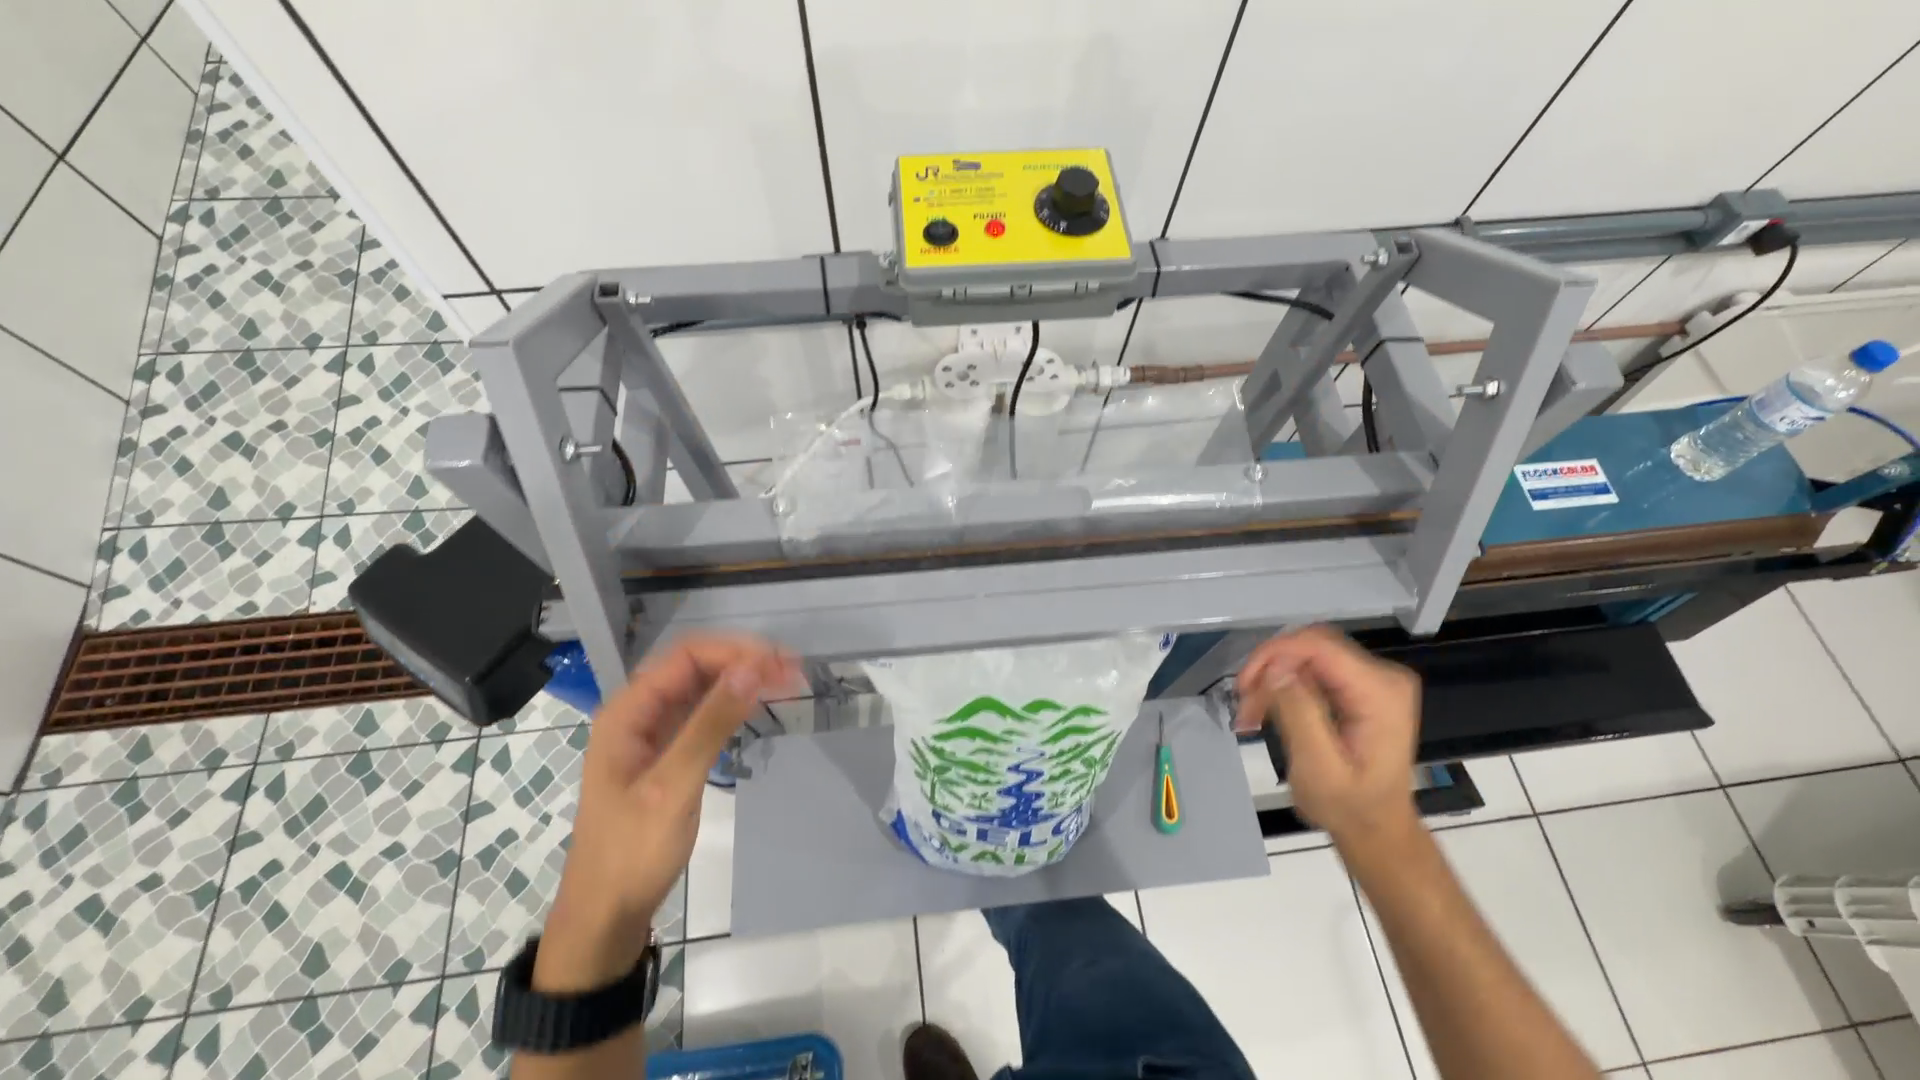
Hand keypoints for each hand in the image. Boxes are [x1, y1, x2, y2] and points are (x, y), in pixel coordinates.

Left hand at [535, 635, 796, 991]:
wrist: (605, 914)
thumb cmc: (632, 852)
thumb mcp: (673, 786)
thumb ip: (710, 725)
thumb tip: (752, 670)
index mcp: (626, 712)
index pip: (685, 657)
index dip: (734, 651)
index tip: (780, 663)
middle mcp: (636, 715)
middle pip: (693, 668)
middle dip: (742, 662)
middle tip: (792, 672)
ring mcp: (649, 737)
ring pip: (698, 691)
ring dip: (739, 682)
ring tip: (785, 683)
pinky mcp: (664, 758)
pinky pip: (699, 718)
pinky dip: (729, 708)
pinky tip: (756, 709)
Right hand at [1235, 626, 1421, 846]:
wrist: (1376, 828)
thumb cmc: (1348, 806)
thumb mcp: (1318, 768)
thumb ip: (1299, 713)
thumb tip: (1275, 668)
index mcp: (1380, 692)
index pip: (1319, 646)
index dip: (1274, 655)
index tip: (1243, 687)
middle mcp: (1383, 676)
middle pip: (1312, 646)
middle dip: (1270, 668)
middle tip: (1244, 704)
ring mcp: (1374, 679)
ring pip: (1308, 655)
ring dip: (1274, 679)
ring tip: (1252, 714)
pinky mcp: (1362, 686)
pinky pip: (1315, 669)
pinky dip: (1286, 686)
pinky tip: (1270, 710)